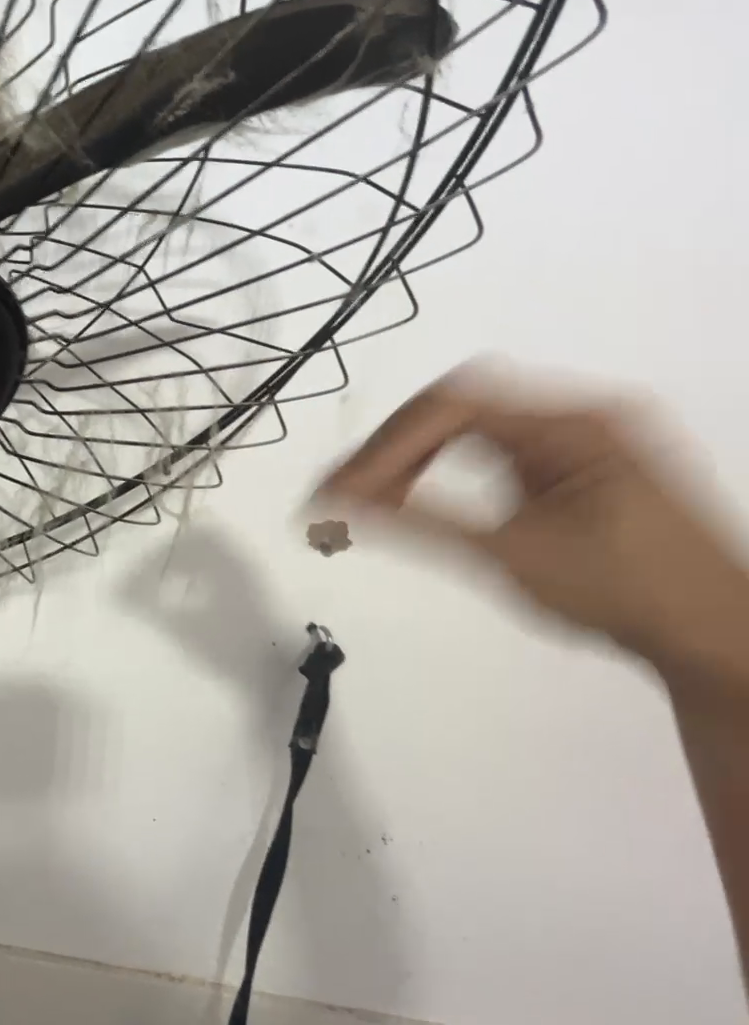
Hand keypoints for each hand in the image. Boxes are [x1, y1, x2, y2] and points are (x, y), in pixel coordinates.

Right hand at [315, 368, 748, 696]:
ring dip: (409, 457)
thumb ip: (414, 520)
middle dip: (390, 448)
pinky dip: (437, 468)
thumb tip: (331, 501)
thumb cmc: (627, 592)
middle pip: (453, 406)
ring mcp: (575, 439)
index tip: (341, 490)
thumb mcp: (509, 554)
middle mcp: (577, 417)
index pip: (453, 405)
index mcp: (576, 424)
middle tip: (345, 493)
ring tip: (369, 498)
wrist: (716, 637)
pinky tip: (414, 497)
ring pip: (463, 424)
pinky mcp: (568, 465)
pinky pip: (483, 447)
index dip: (386, 444)